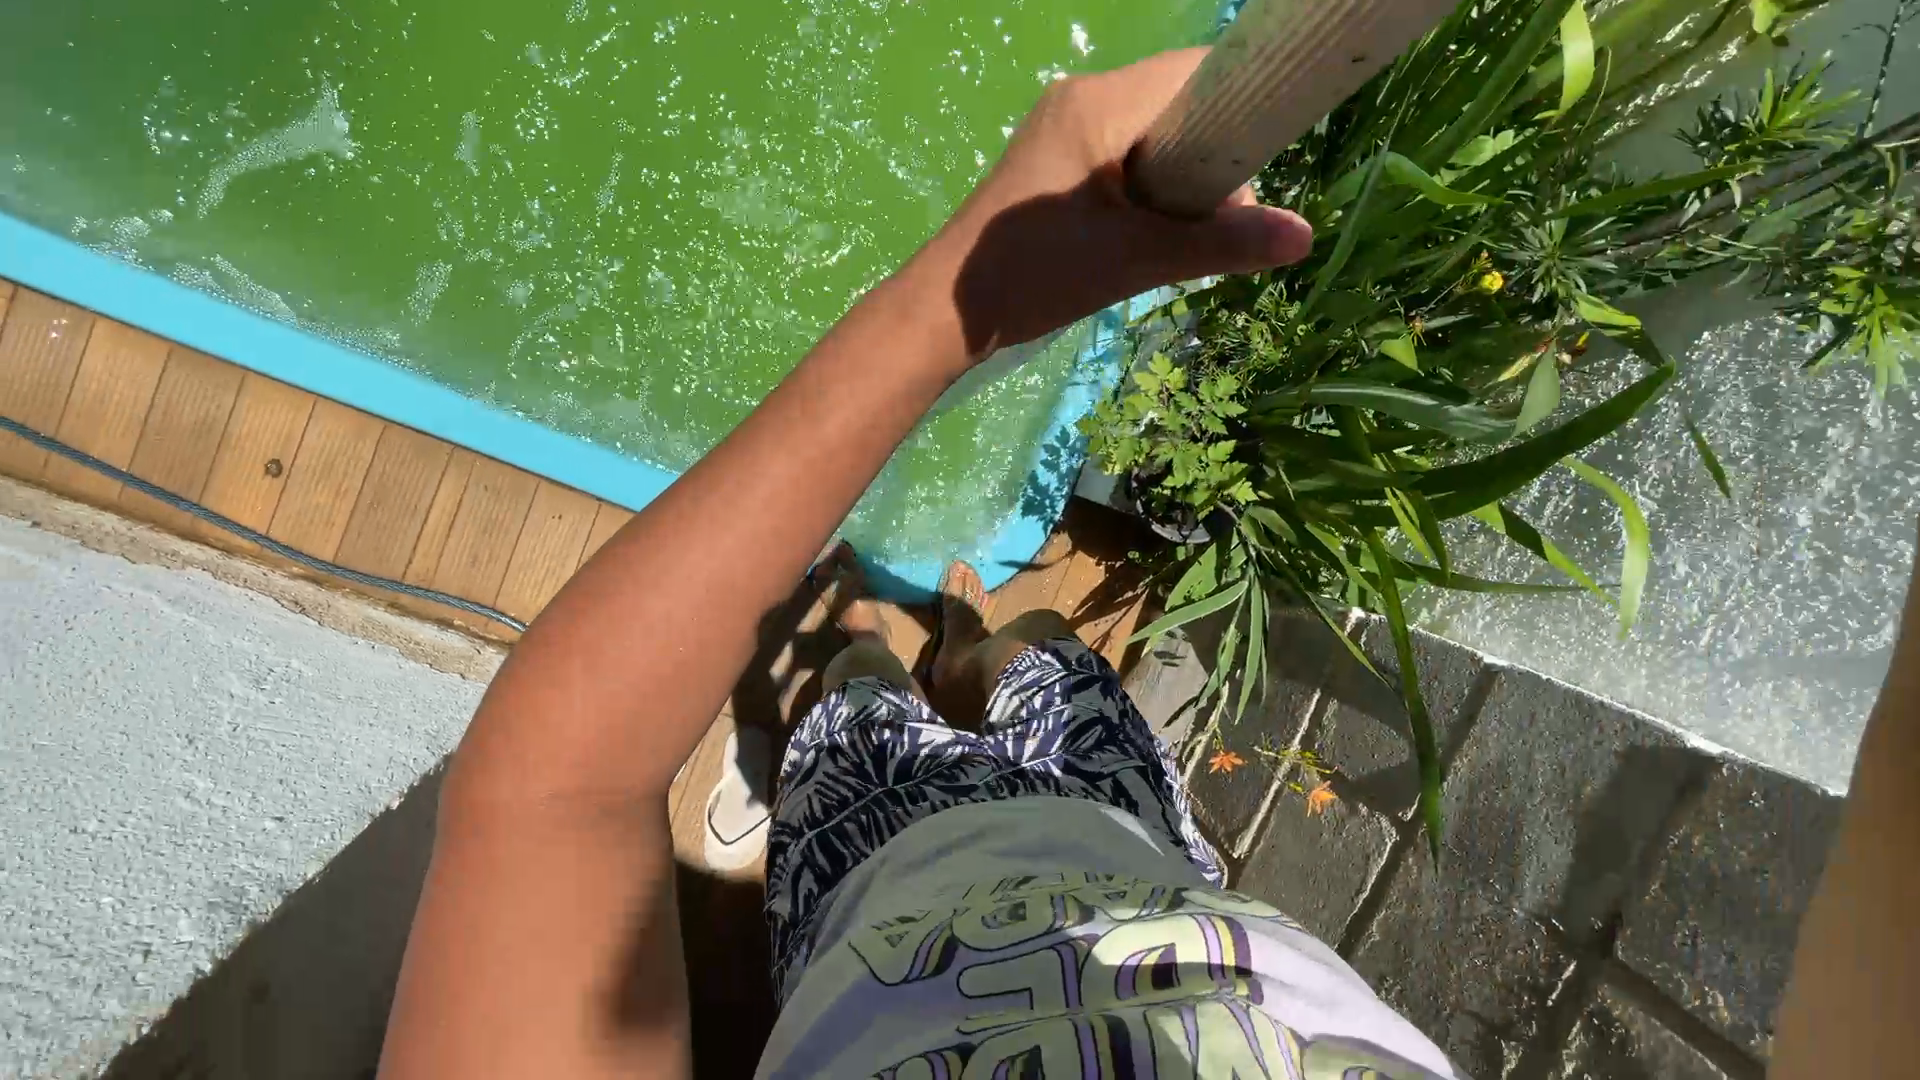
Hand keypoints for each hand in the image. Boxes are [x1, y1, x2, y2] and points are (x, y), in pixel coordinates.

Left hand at [911, 47, 1313, 359]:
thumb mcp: (1134, 259)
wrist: (949, 312)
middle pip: (1175, 107)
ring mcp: (1060, 132)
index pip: (1198, 74)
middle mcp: (1080, 100)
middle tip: (1216, 223)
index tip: (1256, 172)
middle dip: (1208, 163)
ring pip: (1148, 139)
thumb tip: (1305, 237)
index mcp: (1100, 103)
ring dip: (1175, 185)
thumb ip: (1219, 243)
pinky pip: (1117, 162)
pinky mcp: (1049, 167)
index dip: (1241, 113)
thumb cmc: (1038, 275)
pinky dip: (1143, 194)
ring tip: (1179, 238)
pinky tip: (1144, 238)